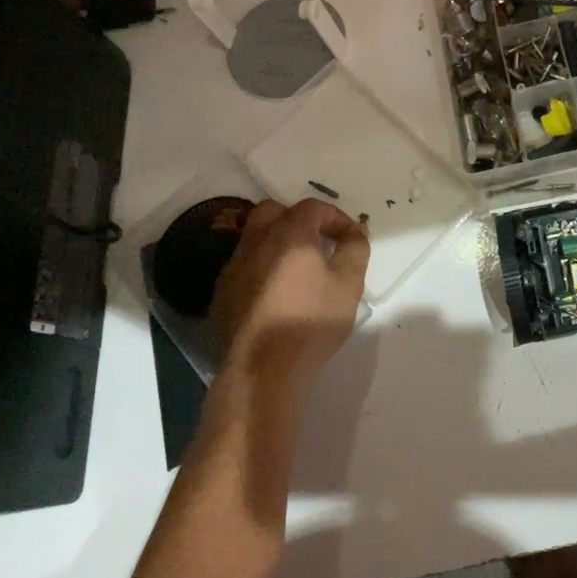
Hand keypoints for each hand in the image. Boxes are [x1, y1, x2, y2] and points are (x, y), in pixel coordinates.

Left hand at [206, 198, 369, 394]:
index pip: (313, 207)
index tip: (351, 239)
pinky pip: (243, 266)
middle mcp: (256, 242)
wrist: (263, 370)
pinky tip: (275, 294)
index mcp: (289, 233)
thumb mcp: (349, 283)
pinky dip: (261, 268)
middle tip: (317, 243)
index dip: (336, 217)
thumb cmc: (311, 321)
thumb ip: (355, 249)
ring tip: (297, 269)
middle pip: (273, 211)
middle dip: (298, 219)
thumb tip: (354, 233)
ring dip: (276, 242)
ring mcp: (233, 268)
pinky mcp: (221, 294)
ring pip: (254, 238)